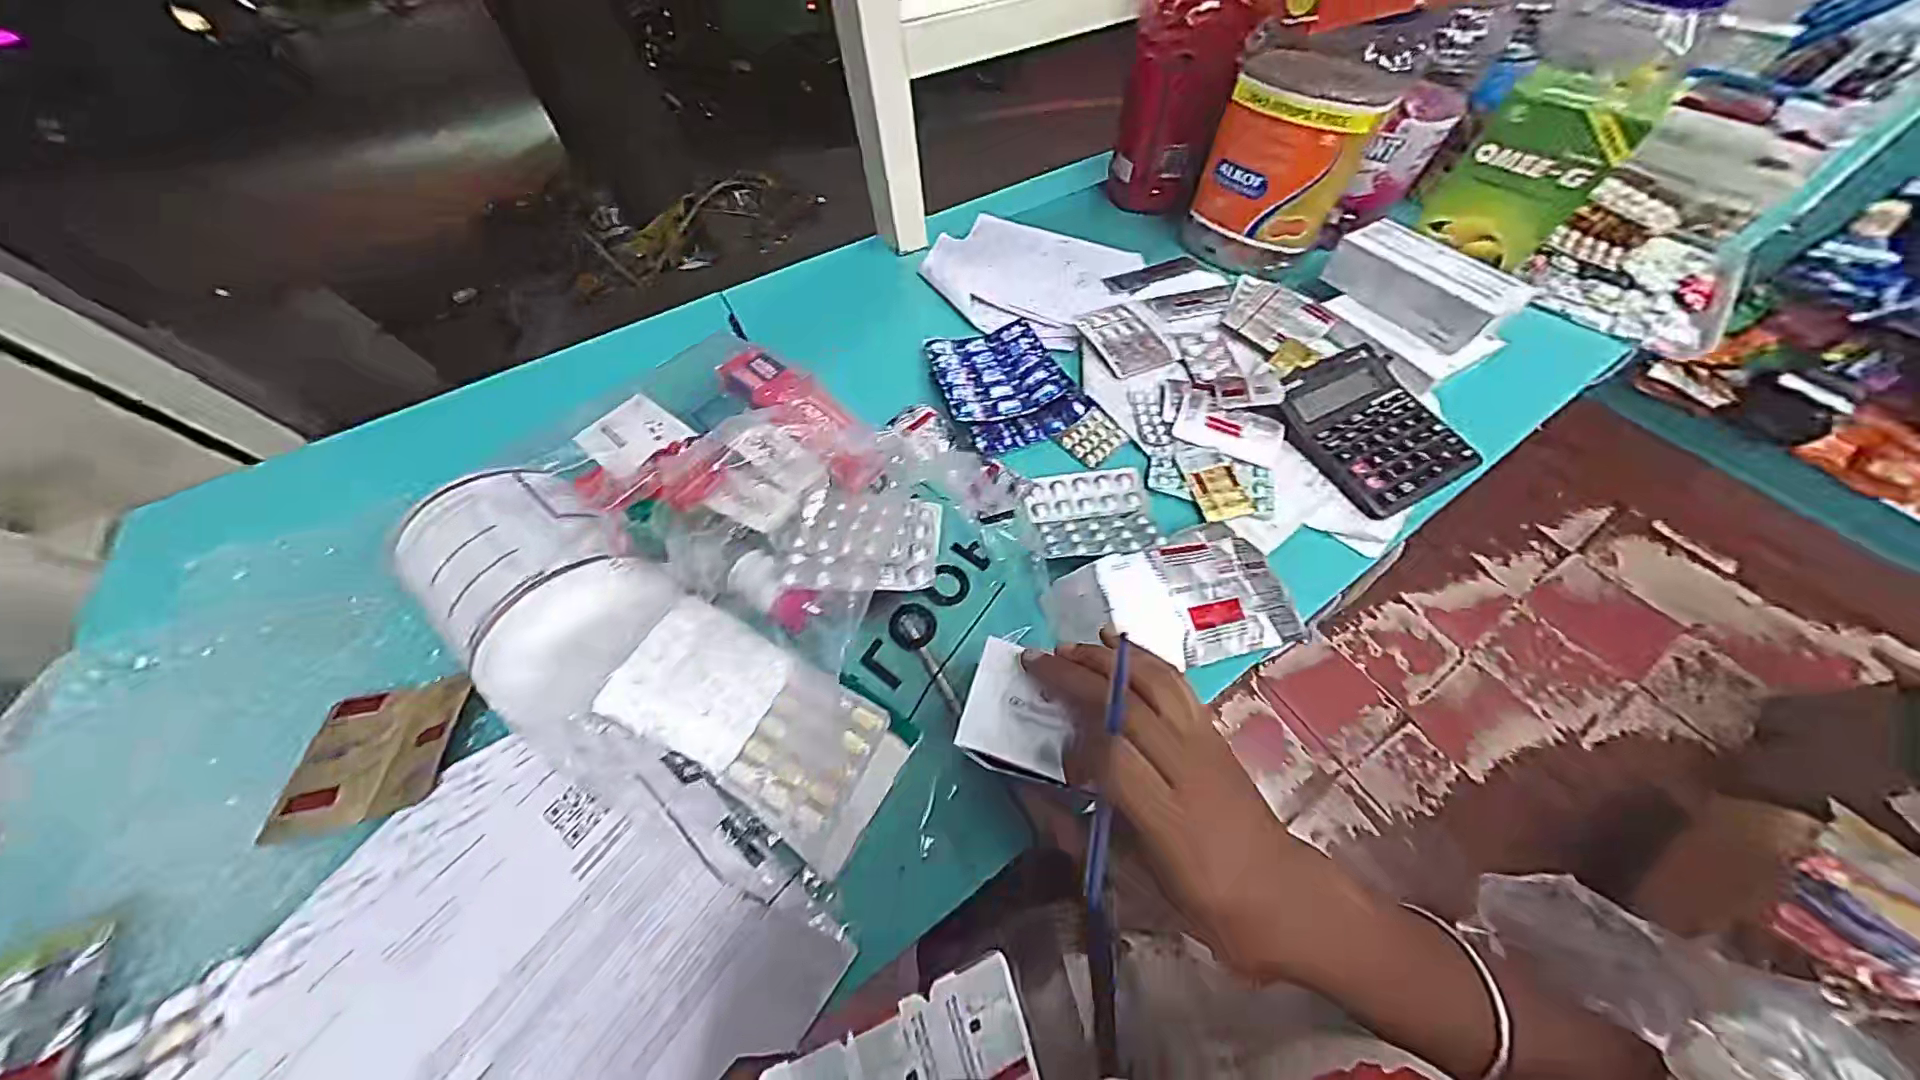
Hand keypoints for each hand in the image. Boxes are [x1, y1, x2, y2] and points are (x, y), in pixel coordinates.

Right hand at [1020, 631, 1350, 979]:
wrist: (1279, 893)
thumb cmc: (1203, 898)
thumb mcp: (1135, 883)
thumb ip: (1078, 836)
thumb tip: (1032, 796)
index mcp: (1168, 818)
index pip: (1114, 760)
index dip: (1077, 750)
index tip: (1061, 760)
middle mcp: (1188, 768)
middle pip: (1127, 706)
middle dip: (1078, 677)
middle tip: (1038, 661)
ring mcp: (1204, 742)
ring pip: (1155, 683)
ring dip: (1109, 659)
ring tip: (1073, 646)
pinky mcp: (1213, 730)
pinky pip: (1176, 683)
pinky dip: (1145, 659)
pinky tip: (1121, 648)